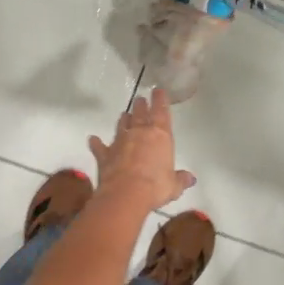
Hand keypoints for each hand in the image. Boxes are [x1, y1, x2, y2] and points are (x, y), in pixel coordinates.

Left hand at [88, 89, 195, 210]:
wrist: (126, 194)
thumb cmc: (155, 186)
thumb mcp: (173, 185)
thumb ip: (181, 179)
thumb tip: (190, 179)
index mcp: (160, 136)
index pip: (161, 112)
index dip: (160, 100)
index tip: (158, 91)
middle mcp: (139, 133)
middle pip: (140, 114)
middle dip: (141, 106)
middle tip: (140, 100)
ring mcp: (120, 142)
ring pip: (121, 125)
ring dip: (124, 120)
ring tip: (124, 115)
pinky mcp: (105, 155)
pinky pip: (100, 146)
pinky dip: (96, 143)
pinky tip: (93, 139)